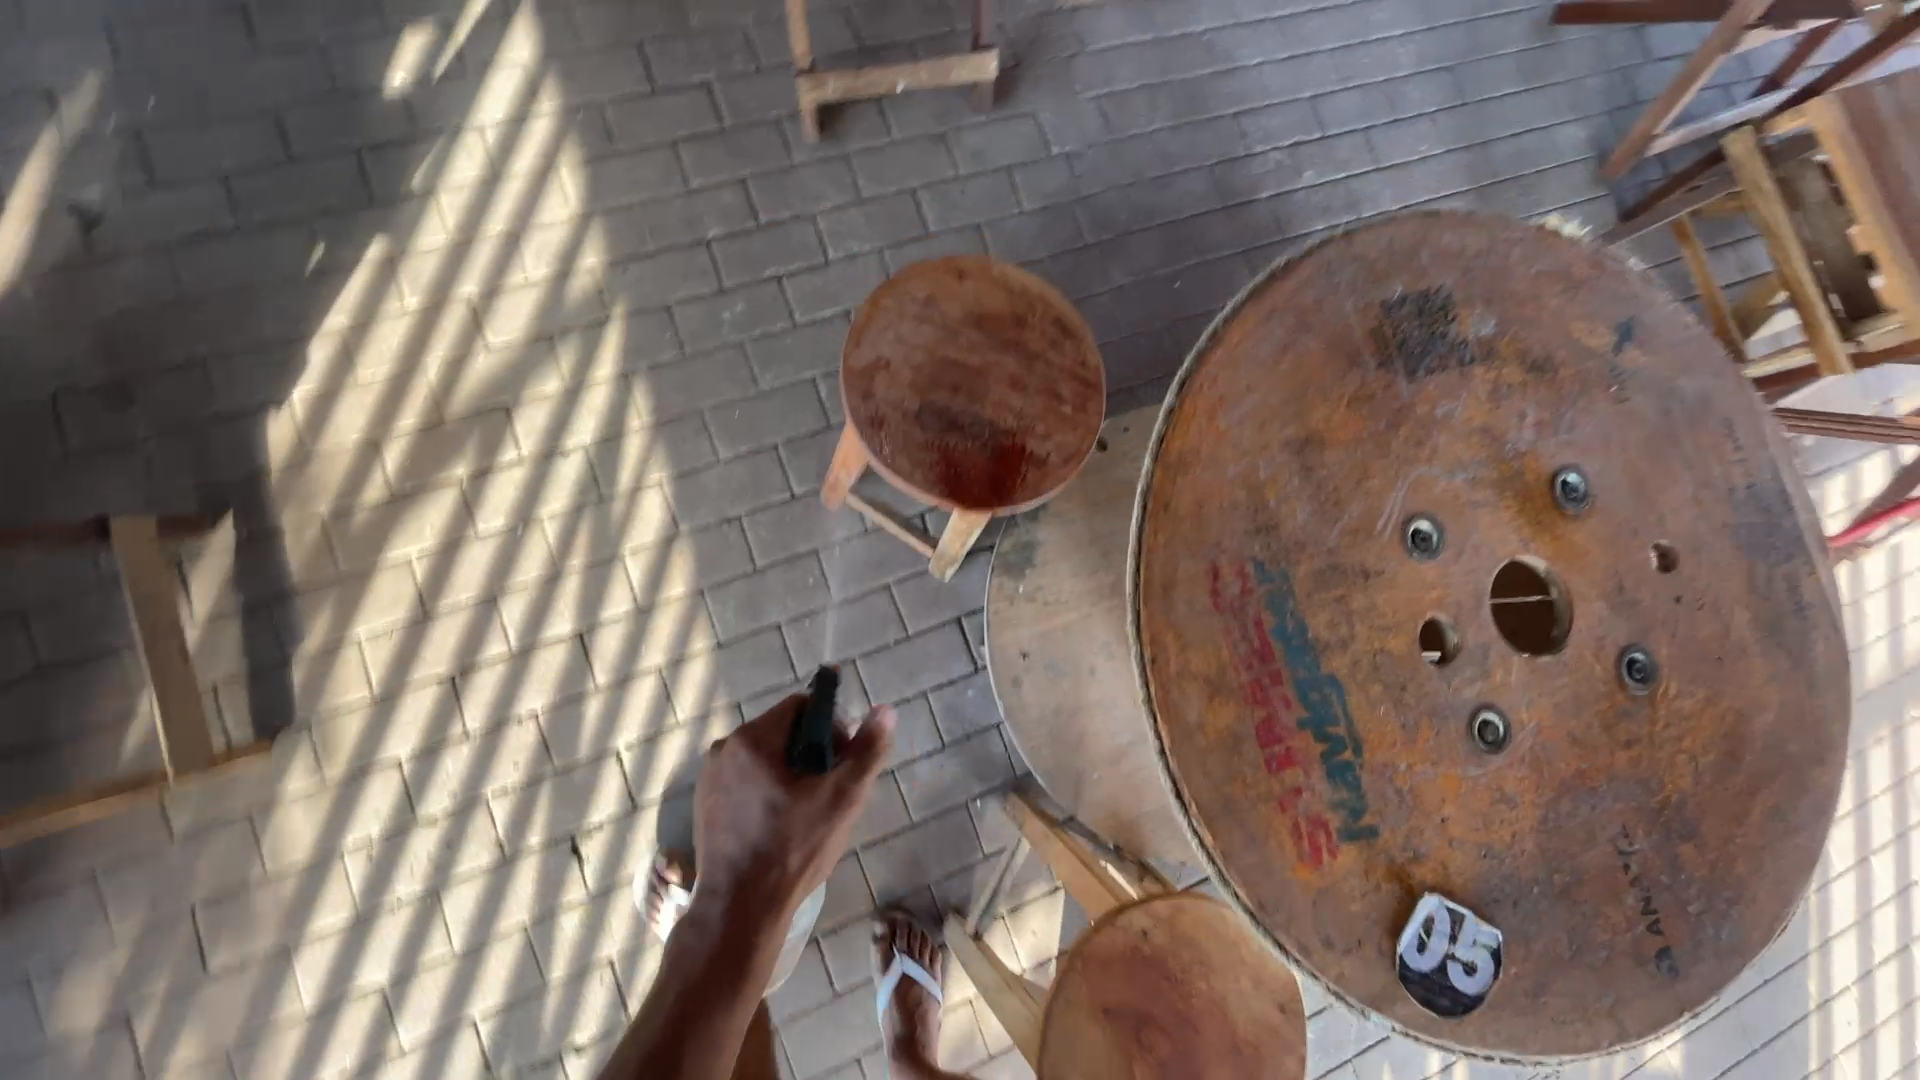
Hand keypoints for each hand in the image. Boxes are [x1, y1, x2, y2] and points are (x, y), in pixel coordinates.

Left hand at [691, 694, 894, 922]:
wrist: (740, 909)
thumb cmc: (794, 848)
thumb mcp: (842, 798)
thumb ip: (866, 750)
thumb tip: (885, 710)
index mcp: (752, 739)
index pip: (801, 706)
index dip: (831, 725)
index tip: (843, 758)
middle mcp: (724, 749)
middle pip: (782, 731)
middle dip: (811, 750)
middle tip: (830, 787)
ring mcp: (710, 778)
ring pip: (763, 757)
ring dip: (789, 770)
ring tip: (808, 809)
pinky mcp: (705, 804)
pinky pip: (744, 780)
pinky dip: (765, 789)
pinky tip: (780, 823)